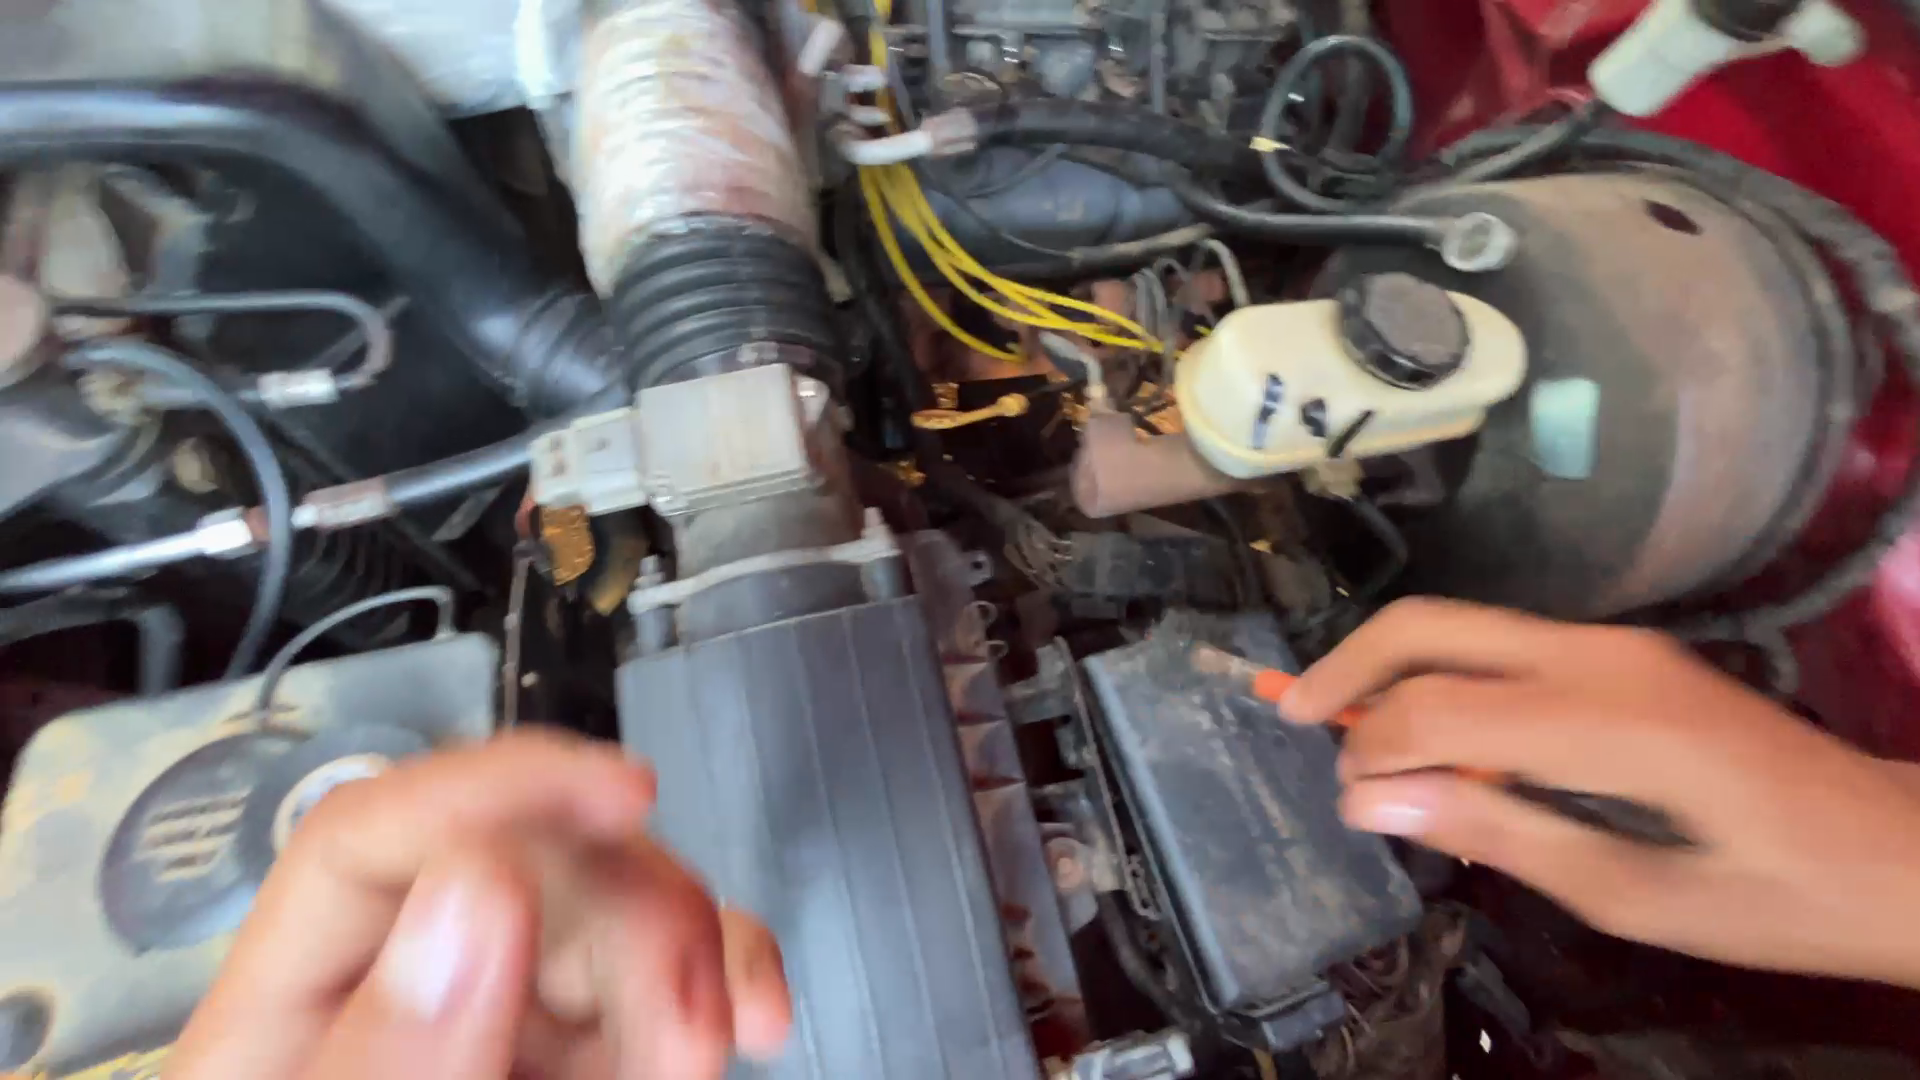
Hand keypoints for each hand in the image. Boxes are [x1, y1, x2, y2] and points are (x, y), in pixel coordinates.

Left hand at [165, 730, 791, 1079]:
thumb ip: (392, 1064)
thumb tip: (480, 888)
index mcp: (294, 1021)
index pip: (378, 836)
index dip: (503, 787)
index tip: (629, 794)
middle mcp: (410, 983)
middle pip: (535, 865)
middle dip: (639, 916)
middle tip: (689, 1029)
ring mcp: (510, 1005)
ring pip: (621, 896)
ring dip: (692, 951)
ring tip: (722, 1040)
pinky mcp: (593, 1029)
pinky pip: (671, 956)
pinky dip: (728, 965)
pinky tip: (758, 1008)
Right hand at [1282, 597, 1919, 987]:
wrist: (1909, 849)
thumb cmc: (1780, 894)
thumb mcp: (1635, 898)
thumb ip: (1493, 833)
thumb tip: (1366, 801)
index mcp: (1610, 721)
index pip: (1440, 708)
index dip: (1375, 746)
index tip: (1350, 795)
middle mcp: (1593, 654)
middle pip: (1426, 627)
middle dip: (1345, 665)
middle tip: (1295, 712)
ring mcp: (1600, 641)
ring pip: (1447, 624)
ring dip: (1379, 665)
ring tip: (1340, 717)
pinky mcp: (1603, 648)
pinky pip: (1483, 644)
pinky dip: (1426, 674)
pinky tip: (1416, 722)